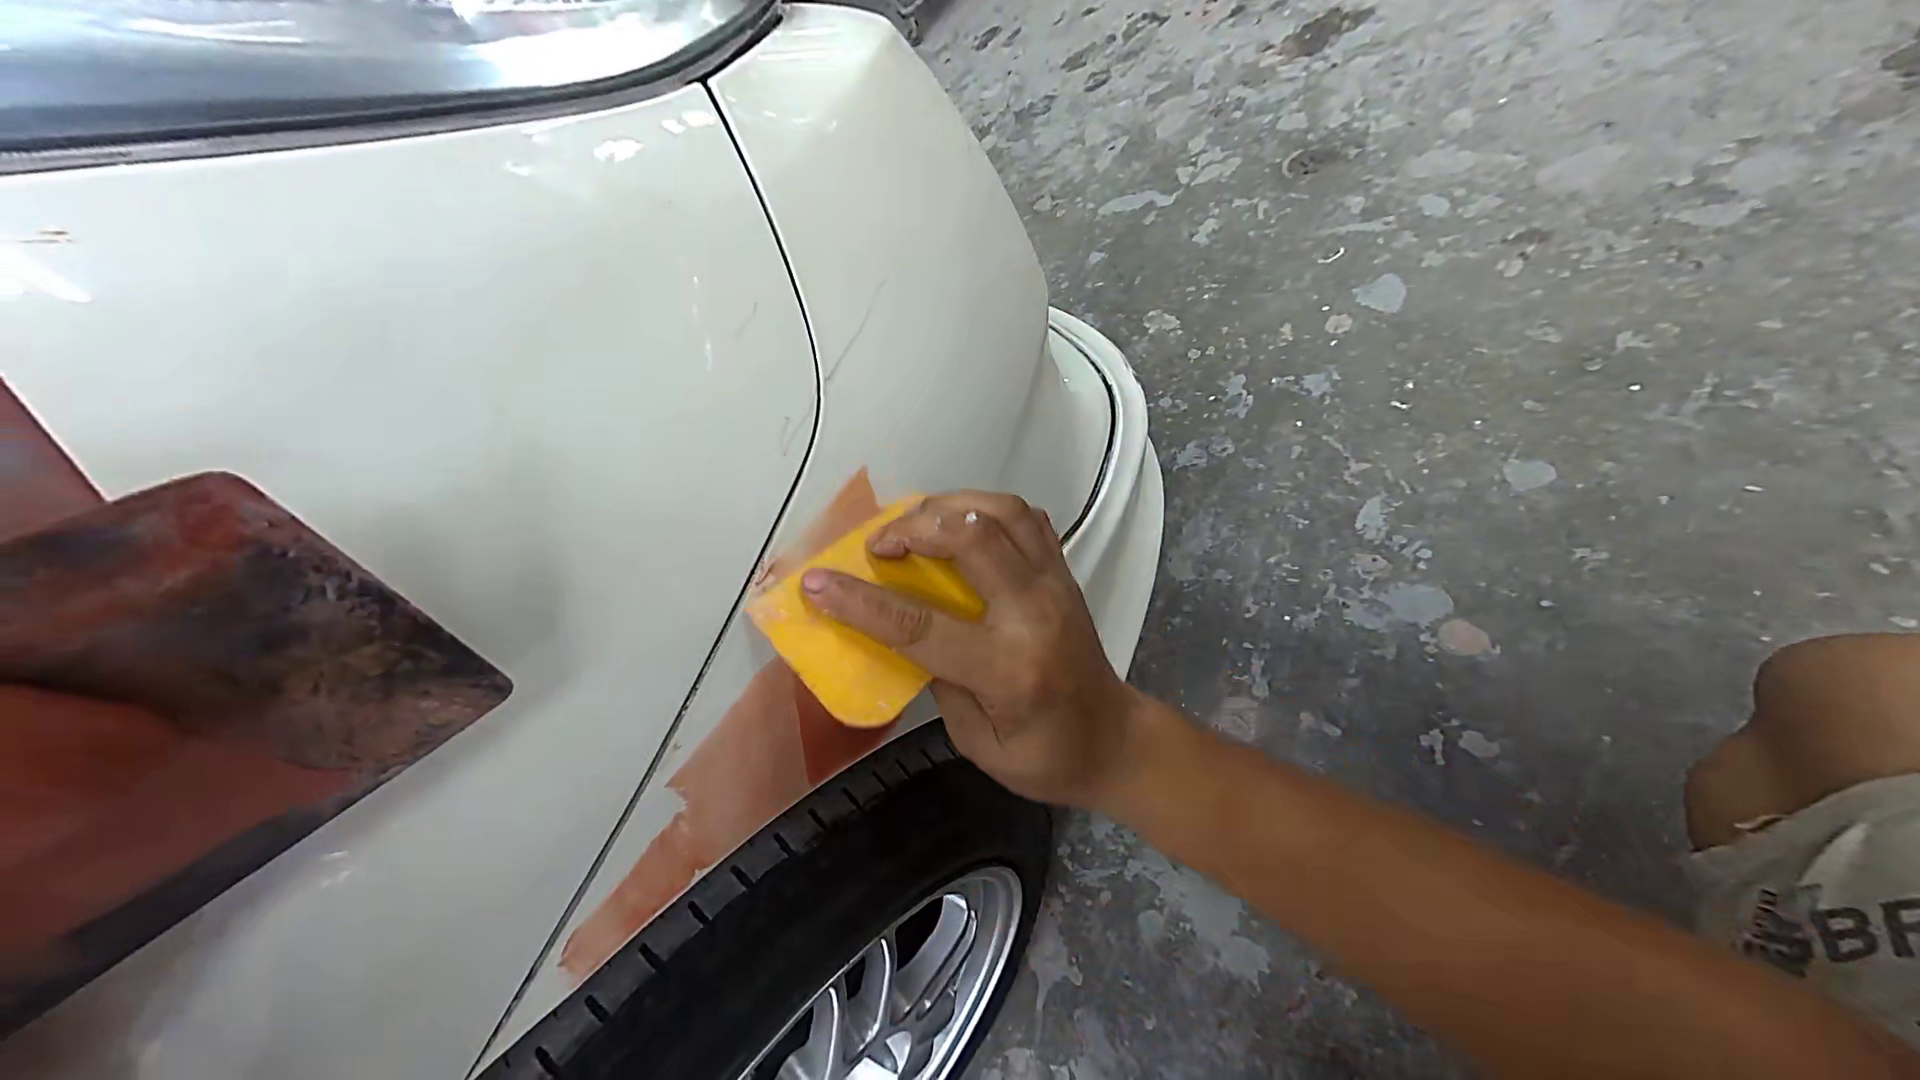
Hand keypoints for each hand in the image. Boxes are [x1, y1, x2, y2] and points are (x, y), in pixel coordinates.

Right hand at [800, 492, 1144, 809]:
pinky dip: (987, 508)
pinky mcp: (1065, 573)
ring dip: (950, 505)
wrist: (1116, 741)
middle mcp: (1034, 614)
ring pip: (1004, 512)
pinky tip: (960, 523)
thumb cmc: (1046, 758)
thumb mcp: (978, 741)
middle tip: (878, 543)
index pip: (920, 625)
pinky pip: (1027, 519)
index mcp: (1007, 669)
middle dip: (911, 528)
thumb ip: (940, 681)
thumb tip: (906, 627)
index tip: (816, 582)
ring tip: (915, 522)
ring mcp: (1056, 585)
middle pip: (970, 539)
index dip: (860, 601)